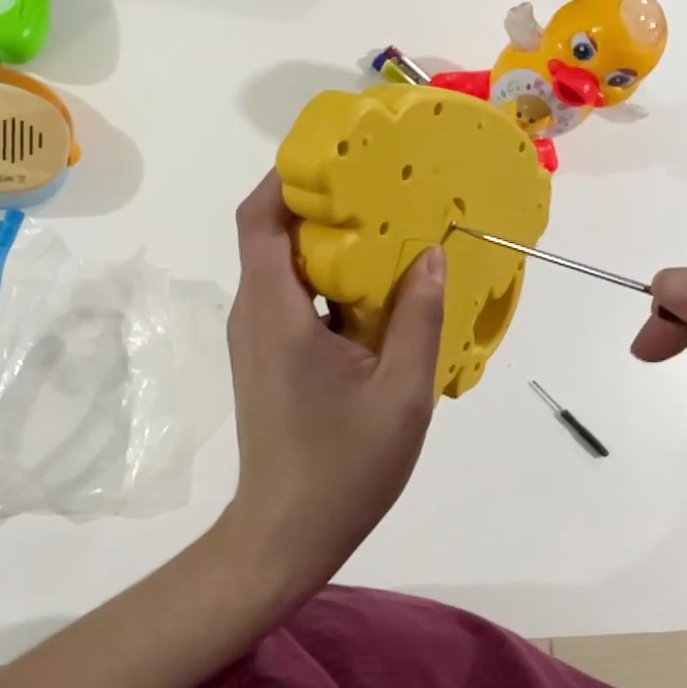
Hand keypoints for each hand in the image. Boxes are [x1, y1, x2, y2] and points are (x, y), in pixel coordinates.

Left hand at [222, 171, 447, 588]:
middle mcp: (253, 313)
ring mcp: (255, 337)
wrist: (285, 532)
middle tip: (381, 187)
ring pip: (283, 267)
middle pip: (271, 234)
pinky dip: (326, 281)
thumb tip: (432, 257)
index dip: (286, 176)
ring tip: (389, 230)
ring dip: (327, 244)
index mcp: (275, 311)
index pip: (258, 218)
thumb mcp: (401, 394)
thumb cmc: (342, 467)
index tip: (337, 155)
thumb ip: (419, 320)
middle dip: (319, 203)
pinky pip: (290, 298)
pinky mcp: (265, 357)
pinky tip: (376, 293)